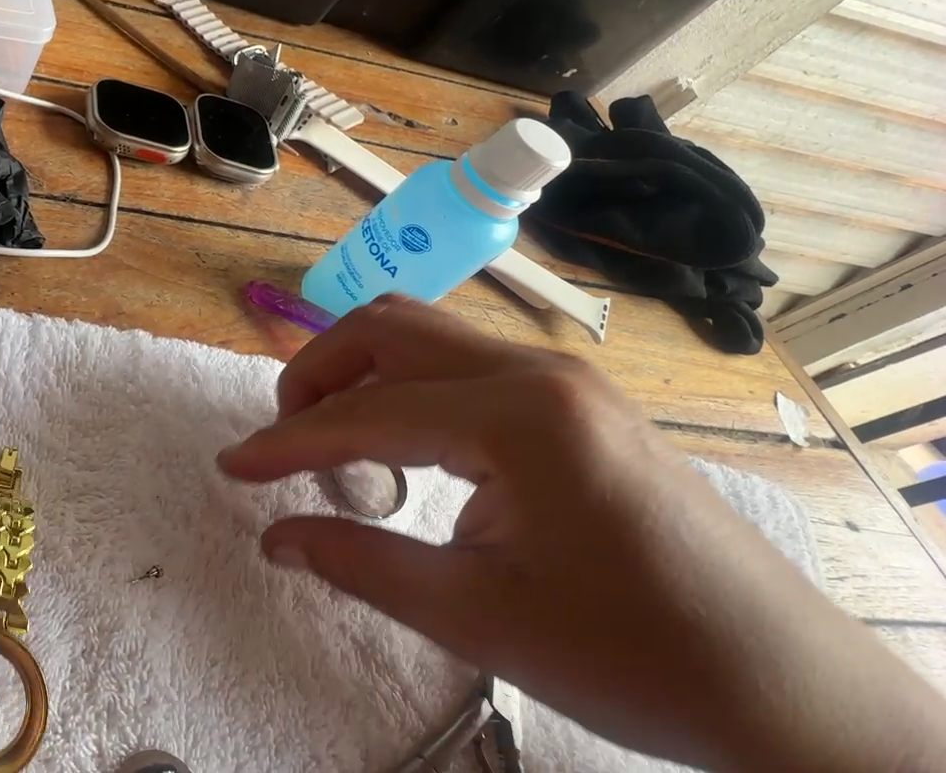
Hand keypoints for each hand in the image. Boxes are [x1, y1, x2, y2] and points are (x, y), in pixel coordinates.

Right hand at [217, 295, 945, 772]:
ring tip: (330, 441)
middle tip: (282, 444)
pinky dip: (403, 386)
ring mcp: (562, 378)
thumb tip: (272, 539)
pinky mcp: (575, 398)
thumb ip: (360, 562)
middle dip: (315, 378)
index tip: (228, 467)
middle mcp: (537, 371)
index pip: (365, 412)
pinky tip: (399, 444)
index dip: (285, 441)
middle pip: (385, 330)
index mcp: (518, 417)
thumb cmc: (631, 656)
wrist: (791, 690)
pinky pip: (460, 362)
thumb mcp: (477, 618)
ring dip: (358, 374)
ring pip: (422, 334)